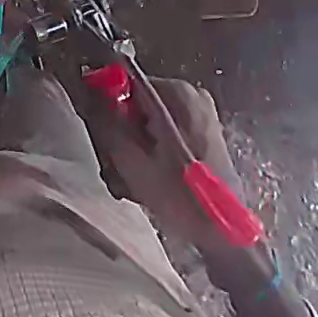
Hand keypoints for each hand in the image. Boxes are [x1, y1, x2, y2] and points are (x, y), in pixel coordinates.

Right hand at [85, 76, 247, 254]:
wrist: (226, 234)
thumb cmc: (180, 197)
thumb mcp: (133, 161)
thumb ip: (108, 123)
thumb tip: (91, 94)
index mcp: (178, 94)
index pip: (126, 82)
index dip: (108, 107)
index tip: (102, 135)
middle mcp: (192, 96)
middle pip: (137, 103)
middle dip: (122, 131)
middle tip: (116, 164)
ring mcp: (200, 115)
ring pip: (147, 120)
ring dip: (134, 146)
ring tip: (131, 177)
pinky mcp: (203, 134)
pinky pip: (162, 132)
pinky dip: (151, 152)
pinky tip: (148, 178)